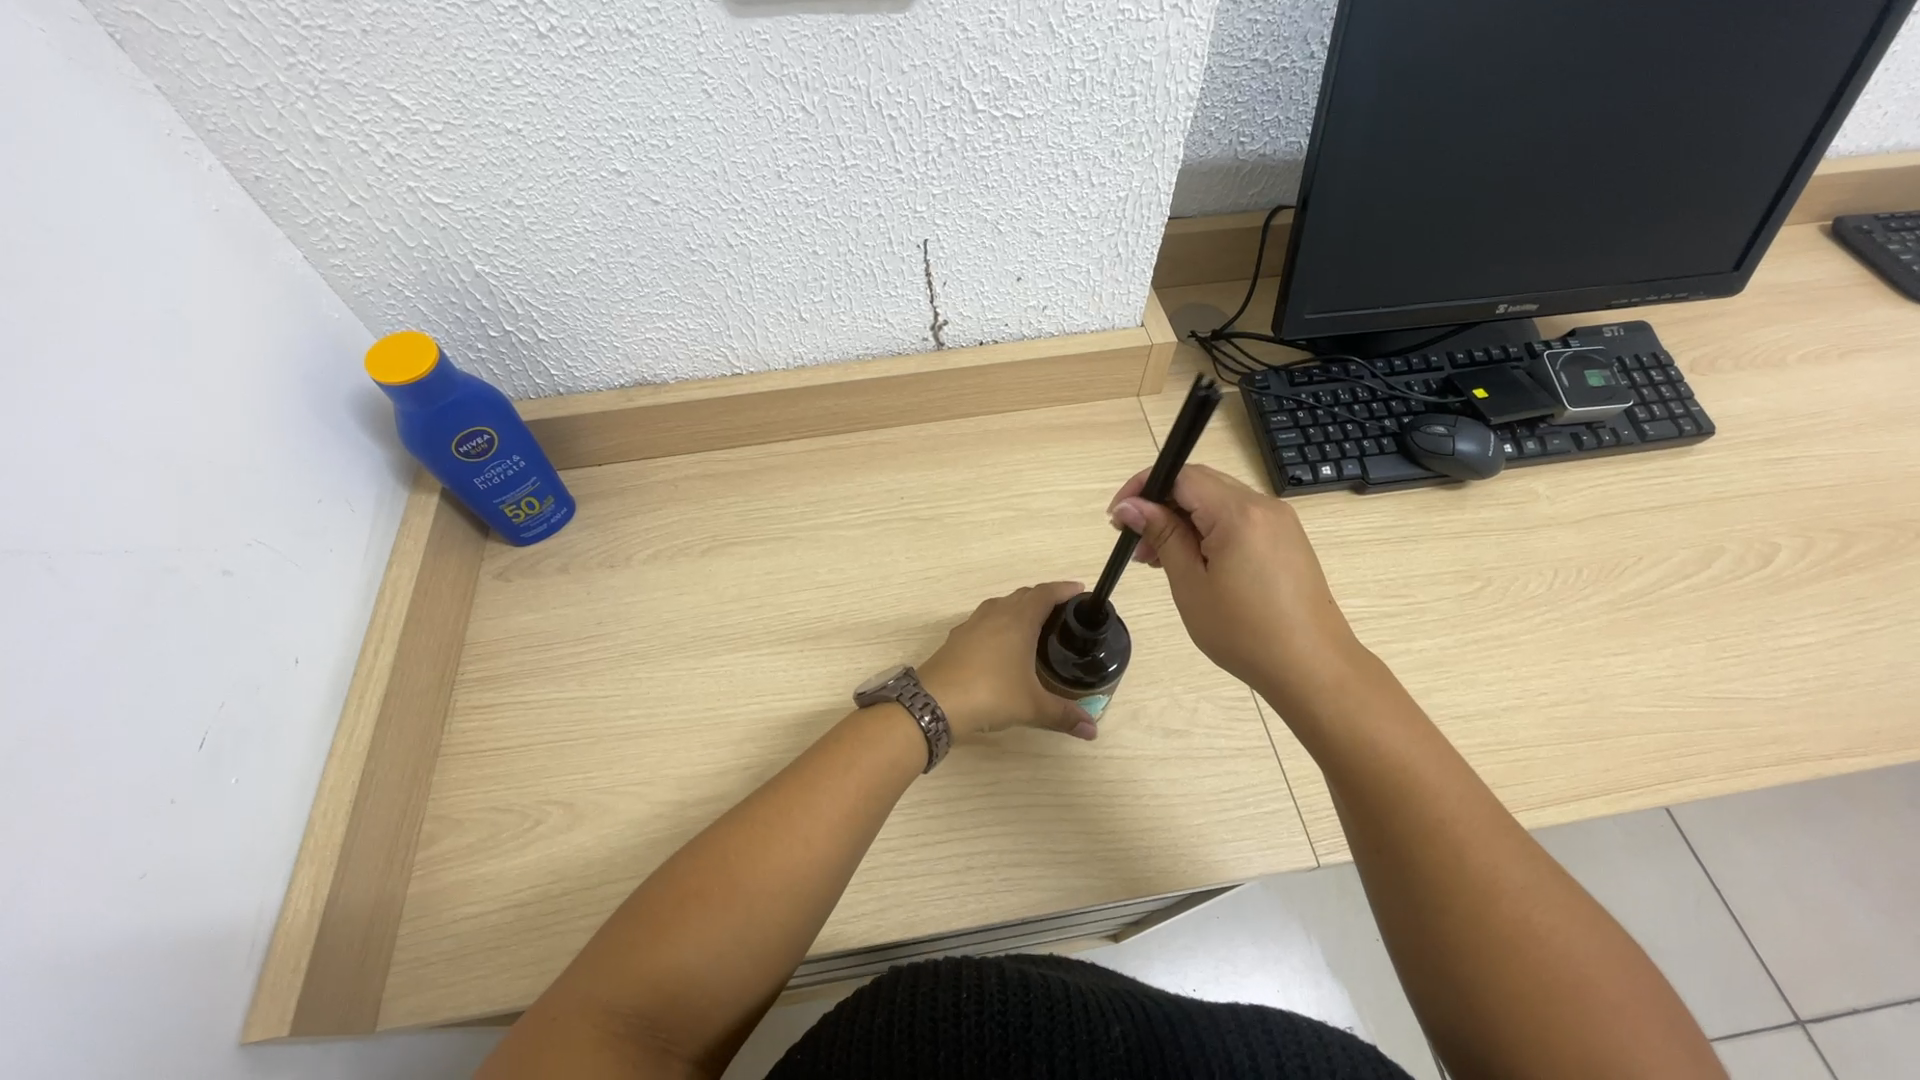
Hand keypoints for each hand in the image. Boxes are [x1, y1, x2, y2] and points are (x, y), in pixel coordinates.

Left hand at [917, 582, 1100, 742]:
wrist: (934, 702)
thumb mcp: (1031, 707)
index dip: (1064, 589)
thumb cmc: (990, 695)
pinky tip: (1000, 644)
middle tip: (1061, 611)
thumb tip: (1092, 730)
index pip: (1045, 593)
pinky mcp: (956, 638)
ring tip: (1033, 625)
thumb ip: (1063, 715)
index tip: (1079, 590)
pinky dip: (998, 623)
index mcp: (1018, 620)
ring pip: (1000, 605)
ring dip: (1018, 608)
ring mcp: (972, 625)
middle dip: (1043, 598)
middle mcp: (995, 614)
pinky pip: (983, 620)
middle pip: (1023, 595)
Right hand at [1107, 464, 1367, 713]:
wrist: (1311, 667)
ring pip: (1218, 502)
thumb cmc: (1244, 632)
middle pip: (1200, 484)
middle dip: (1161, 506)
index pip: (1181, 475)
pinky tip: (1193, 563)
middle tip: (1136, 545)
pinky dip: (1208, 531)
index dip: (1144, 488)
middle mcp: (1263, 505)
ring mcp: (1279, 522)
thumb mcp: (1191, 584)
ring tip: (1158, 560)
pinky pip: (1238, 520)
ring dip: (1183, 521)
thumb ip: (1162, 536)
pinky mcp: (1286, 539)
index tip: (1118, 519)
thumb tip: (1130, 506)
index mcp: (1238, 513)